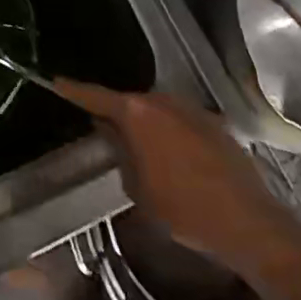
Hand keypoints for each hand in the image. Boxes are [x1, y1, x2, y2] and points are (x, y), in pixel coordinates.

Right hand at [51, 79, 298, 274]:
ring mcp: (190, 106)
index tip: (57, 81)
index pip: (97, 97)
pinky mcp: (212, 119)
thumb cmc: (181, 208)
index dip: (74, 90)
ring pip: (156, 110)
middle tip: (102, 132)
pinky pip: (179, 120)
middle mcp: (163, 100)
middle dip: (116, 115)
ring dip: (145, 124)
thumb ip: (120, 152)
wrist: (243, 218)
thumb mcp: (137, 187)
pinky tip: (172, 157)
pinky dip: (169, 132)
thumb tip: (111, 131)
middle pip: (130, 102)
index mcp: (137, 113)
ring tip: (139, 149)